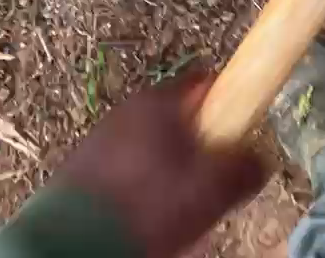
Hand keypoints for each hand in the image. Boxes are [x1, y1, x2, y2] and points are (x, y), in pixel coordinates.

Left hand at [54, 70, 271, 257]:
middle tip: (205, 186)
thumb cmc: (147, 206)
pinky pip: (121, 177)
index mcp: (159, 101)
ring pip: (149, 151)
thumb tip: (259, 161)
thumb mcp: (214, 189)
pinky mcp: (73, 178)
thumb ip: (247, 167)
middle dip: (196, 150)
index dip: (229, 105)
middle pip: (178, 121)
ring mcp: (95, 143)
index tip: (236, 137)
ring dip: (165, 174)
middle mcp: (125, 111)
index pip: (207, 82)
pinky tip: (141, 225)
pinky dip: (136, 194)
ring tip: (172, 215)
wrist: (64, 252)